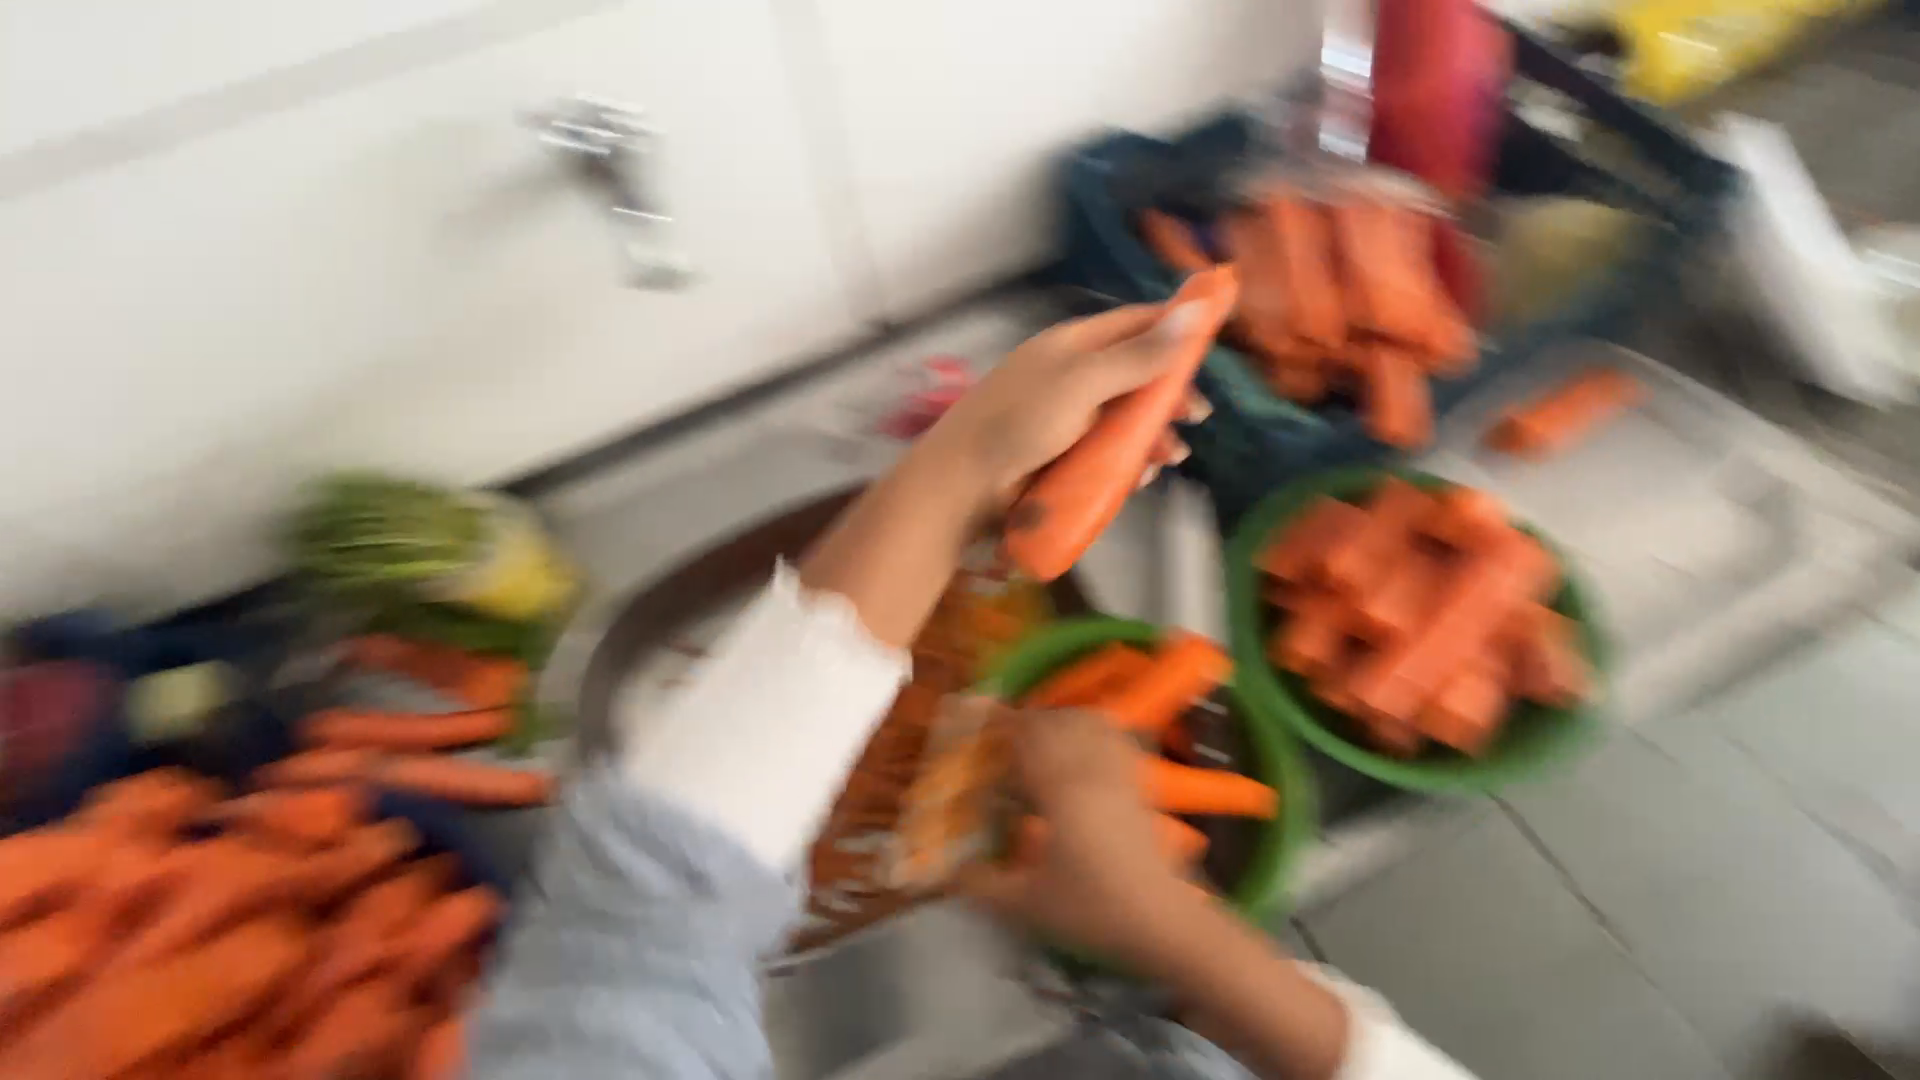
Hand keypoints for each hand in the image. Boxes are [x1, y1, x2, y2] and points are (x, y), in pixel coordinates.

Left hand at [923, 304, 1208, 501]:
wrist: (964, 483)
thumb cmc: (1021, 421)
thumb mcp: (1083, 382)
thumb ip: (1138, 354)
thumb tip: (1195, 309)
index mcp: (1073, 346)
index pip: (1135, 324)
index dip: (1175, 329)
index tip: (1213, 343)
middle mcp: (1072, 377)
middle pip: (1136, 376)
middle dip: (1168, 395)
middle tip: (1197, 416)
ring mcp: (1066, 420)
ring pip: (1125, 420)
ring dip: (1152, 436)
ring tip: (1171, 456)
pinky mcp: (1062, 457)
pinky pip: (1106, 454)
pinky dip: (1126, 462)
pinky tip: (1139, 477)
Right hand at [958, 708, 1206, 968]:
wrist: (1164, 922)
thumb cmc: (1093, 910)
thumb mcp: (1028, 904)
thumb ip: (982, 885)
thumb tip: (946, 873)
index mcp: (1059, 789)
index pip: (1027, 737)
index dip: (1002, 726)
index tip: (981, 728)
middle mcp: (1090, 769)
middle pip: (1056, 722)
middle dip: (1027, 724)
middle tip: (1005, 745)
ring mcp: (1119, 772)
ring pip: (1089, 721)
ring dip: (1060, 722)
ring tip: (1042, 743)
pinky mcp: (1140, 783)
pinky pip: (1116, 737)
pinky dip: (1095, 730)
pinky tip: (1083, 749)